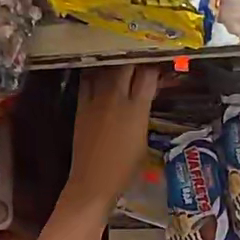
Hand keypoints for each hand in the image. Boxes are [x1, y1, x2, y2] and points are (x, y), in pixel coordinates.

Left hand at [62, 66, 160, 211]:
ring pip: (105, 68)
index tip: (159, 63)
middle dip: (135, 59)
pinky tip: (100, 71)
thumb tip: (145, 98)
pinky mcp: (81, 105)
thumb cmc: (125, 168)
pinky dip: (96, 73)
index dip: (155, 66)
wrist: (93, 181)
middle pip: (126, 65)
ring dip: (115, 63)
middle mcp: (116, 97)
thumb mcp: (143, 139)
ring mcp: (95, 99)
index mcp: (136, 108)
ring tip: (121, 61)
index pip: (148, 75)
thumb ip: (143, 113)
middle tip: (140, 58)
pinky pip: (87, 80)